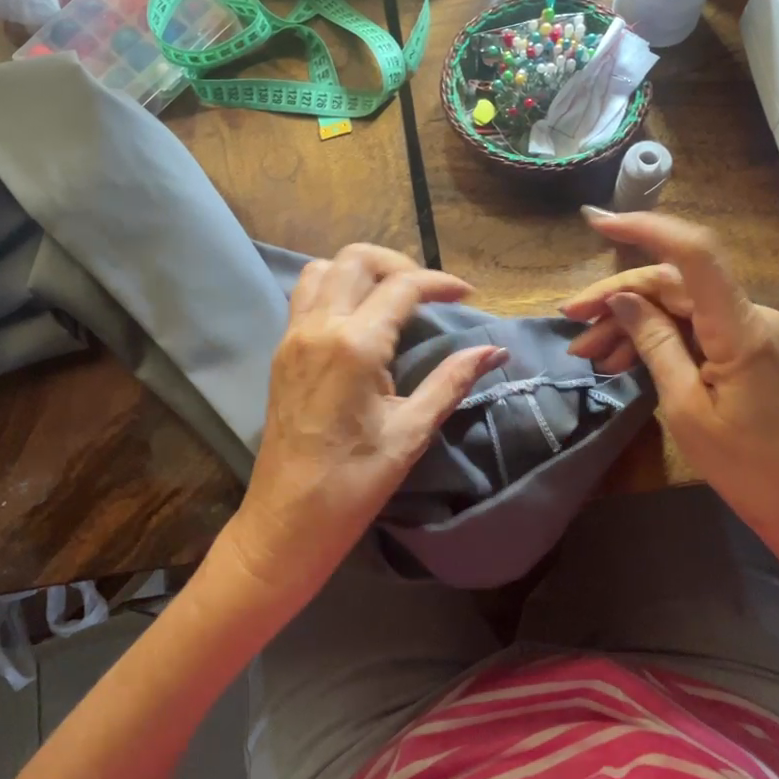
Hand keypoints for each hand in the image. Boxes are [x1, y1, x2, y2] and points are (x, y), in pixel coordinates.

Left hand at [225, 244, 506, 598]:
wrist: (288, 518)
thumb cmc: (355, 481)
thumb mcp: (412, 430)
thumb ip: (452, 380)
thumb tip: (495, 351)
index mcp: (355, 344)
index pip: (402, 286)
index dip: (440, 282)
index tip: (467, 295)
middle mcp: (319, 326)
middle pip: (357, 259)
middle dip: (399, 264)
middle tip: (429, 292)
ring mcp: (294, 336)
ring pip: (323, 269)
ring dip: (360, 271)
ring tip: (392, 298)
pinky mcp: (282, 350)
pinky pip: (305, 295)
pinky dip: (335, 288)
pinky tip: (359, 319)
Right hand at [561, 210, 778, 545]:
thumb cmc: (744, 466)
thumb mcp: (684, 407)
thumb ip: (654, 343)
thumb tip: (622, 299)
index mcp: (741, 329)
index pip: (695, 253)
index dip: (647, 227)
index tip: (599, 224)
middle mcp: (752, 317)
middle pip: (675, 285)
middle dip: (618, 299)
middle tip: (572, 324)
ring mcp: (752, 331)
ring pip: (680, 307)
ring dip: (631, 324)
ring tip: (587, 353)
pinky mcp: (747, 348)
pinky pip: (694, 329)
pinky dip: (657, 340)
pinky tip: (621, 361)